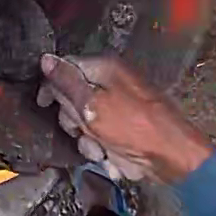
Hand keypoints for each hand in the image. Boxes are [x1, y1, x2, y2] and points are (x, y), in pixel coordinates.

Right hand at [39, 54, 211, 183]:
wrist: (171, 157)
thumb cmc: (134, 128)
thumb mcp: (92, 105)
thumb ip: (67, 83)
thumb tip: (45, 59)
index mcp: (105, 68)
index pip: (65, 68)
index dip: (52, 86)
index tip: (44, 104)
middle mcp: (111, 82)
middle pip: (72, 97)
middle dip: (74, 120)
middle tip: (83, 129)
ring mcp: (118, 105)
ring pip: (84, 121)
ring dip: (87, 140)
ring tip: (101, 149)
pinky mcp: (123, 126)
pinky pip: (99, 135)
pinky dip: (102, 148)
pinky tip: (111, 156)